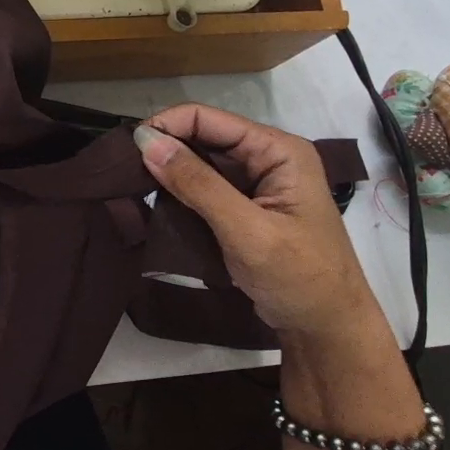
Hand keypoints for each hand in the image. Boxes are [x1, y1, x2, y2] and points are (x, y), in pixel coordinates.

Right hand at [135, 104, 378, 343]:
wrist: (327, 330)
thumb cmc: (300, 278)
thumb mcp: (247, 231)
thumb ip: (197, 185)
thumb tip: (146, 142)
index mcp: (278, 151)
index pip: (208, 119)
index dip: (166, 127)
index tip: (127, 151)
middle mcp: (265, 158)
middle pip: (201, 137)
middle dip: (163, 149)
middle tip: (122, 172)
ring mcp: (253, 184)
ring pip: (197, 163)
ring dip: (166, 173)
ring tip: (129, 186)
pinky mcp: (240, 208)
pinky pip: (200, 188)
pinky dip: (176, 194)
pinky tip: (151, 204)